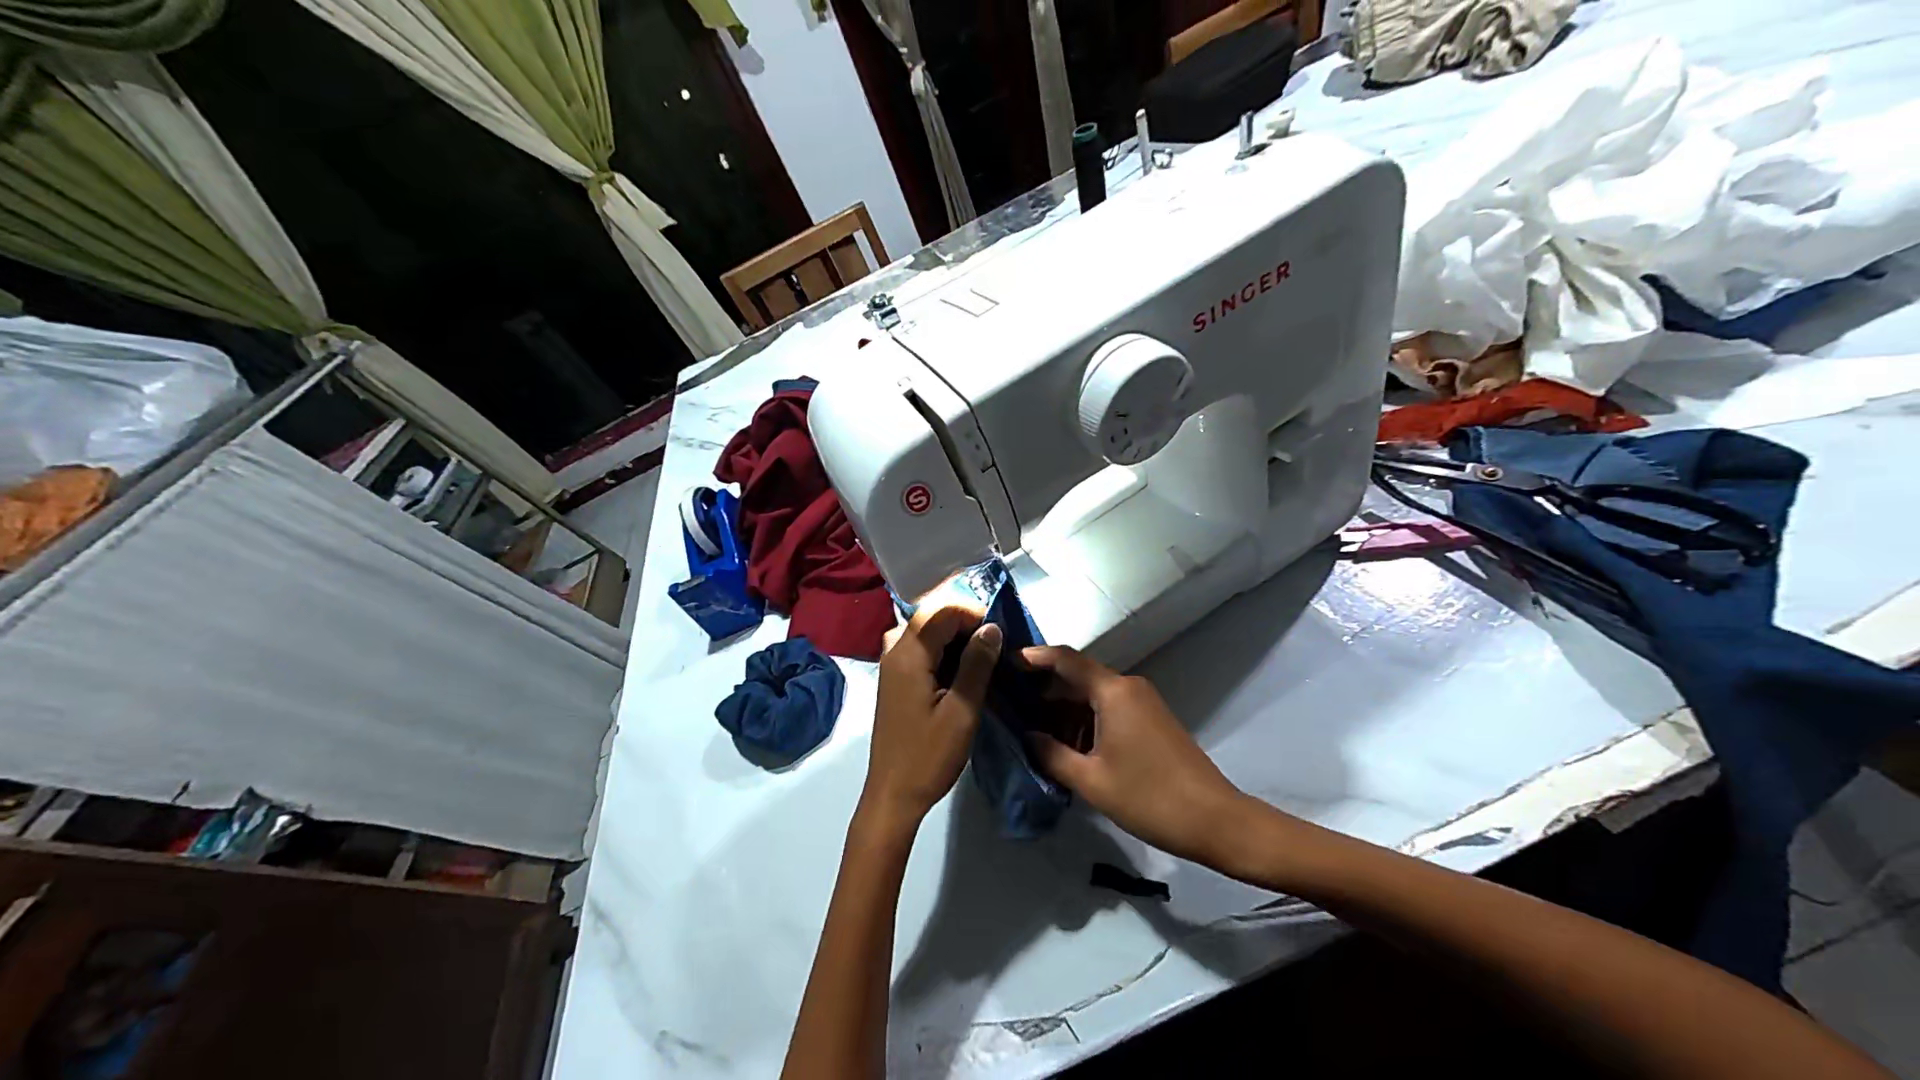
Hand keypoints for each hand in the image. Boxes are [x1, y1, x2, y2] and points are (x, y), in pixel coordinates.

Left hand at [862, 603, 1002, 832]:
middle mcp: (894, 652)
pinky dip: (941, 653)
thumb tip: (992, 627)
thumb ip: (977, 664)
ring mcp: (891, 668)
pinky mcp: (895, 683)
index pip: (941, 611)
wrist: (894, 795)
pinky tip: (961, 673)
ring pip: (924, 634)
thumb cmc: (929, 755)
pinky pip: (919, 652)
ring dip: (953, 639)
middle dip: (964, 624)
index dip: (972, 614)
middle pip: (930, 618)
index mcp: (908, 655)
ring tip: (980, 658)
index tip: (999, 636)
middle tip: (993, 647)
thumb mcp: (962, 710)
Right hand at [1023, 646, 1248, 866]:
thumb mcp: (1090, 780)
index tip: (1004, 663)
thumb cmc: (1148, 797)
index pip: (1066, 659)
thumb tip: (1027, 736)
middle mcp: (1128, 687)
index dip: (1033, 657)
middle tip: (1009, 704)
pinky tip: (1065, 744)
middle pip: (1077, 677)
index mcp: (1113, 692)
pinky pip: (1108, 709)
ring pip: (1092, 695)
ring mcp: (1142, 703)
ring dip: (1063, 709)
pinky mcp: (1150, 720)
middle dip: (1043, 689)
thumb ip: (1051, 754)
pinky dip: (1084, 720)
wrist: (1215, 821)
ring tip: (1030, 729)